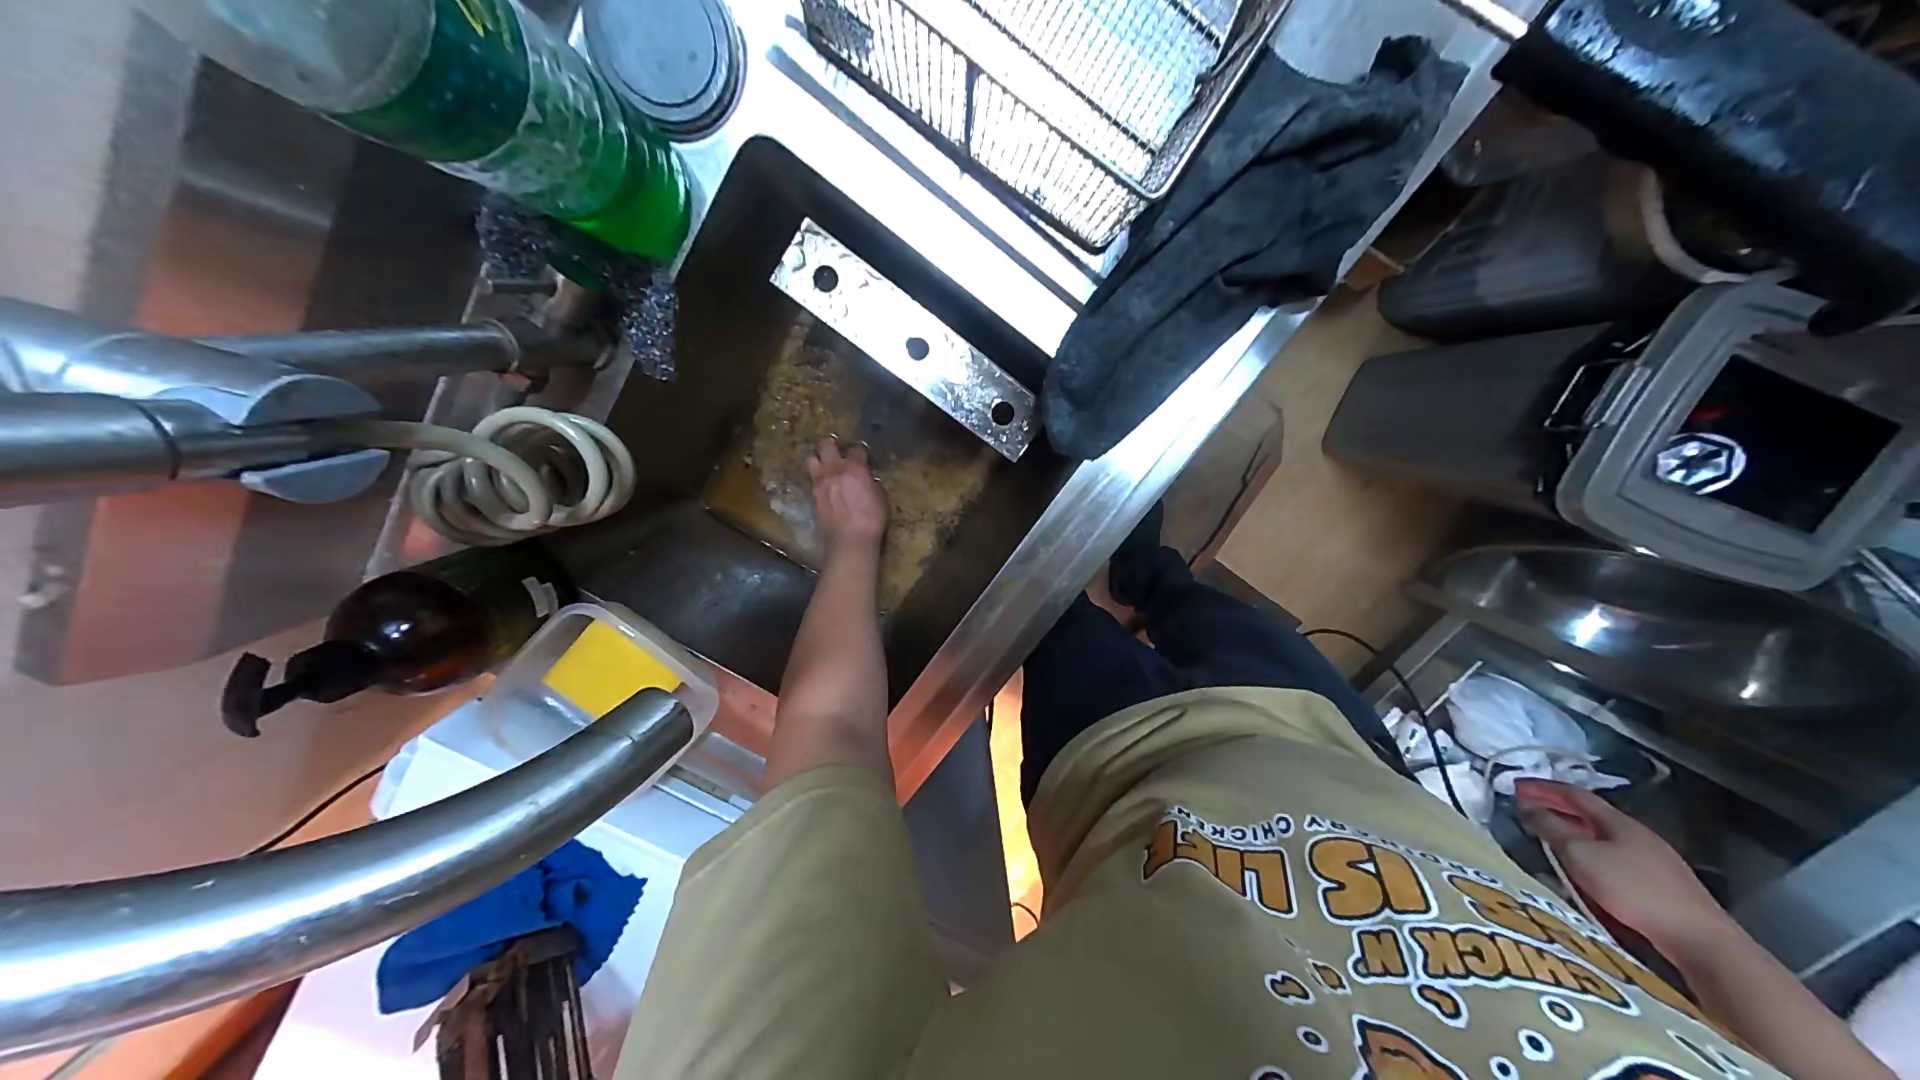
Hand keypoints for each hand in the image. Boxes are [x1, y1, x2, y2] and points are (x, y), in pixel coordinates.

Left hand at [806, 438, 886, 554]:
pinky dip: (817, 479)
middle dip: (831, 445)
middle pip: (826, 445)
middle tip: (837, 452)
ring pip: (812, 459)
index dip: (859, 452)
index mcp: (855, 468)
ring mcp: (820, 482)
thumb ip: (871, 484)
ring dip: (818, 459)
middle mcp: (834, 470)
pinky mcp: (812, 496)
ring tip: (825, 465)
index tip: (862, 457)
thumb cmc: (871, 520)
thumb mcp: (880, 498)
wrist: (849, 540)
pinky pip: (811, 480)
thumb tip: (867, 481)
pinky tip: (824, 485)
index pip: (856, 449)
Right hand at [1514, 778, 1734, 954]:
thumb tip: (1528, 807)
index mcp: (1618, 822)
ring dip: (1572, 831)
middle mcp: (1637, 834)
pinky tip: (1582, 867)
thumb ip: (1550, 827)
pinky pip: (1614, 856)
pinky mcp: (1661, 883)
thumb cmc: (1632, 889)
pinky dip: (1589, 851)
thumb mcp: (1580, 854)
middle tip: (1526, 808)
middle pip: (1590, 813)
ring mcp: (1654, 859)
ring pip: (1602, 836)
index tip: (1516, 785)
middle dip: (1556, 807)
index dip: (1543, 787)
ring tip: (1548, 837)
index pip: (1574, 793)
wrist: (1700, 940)